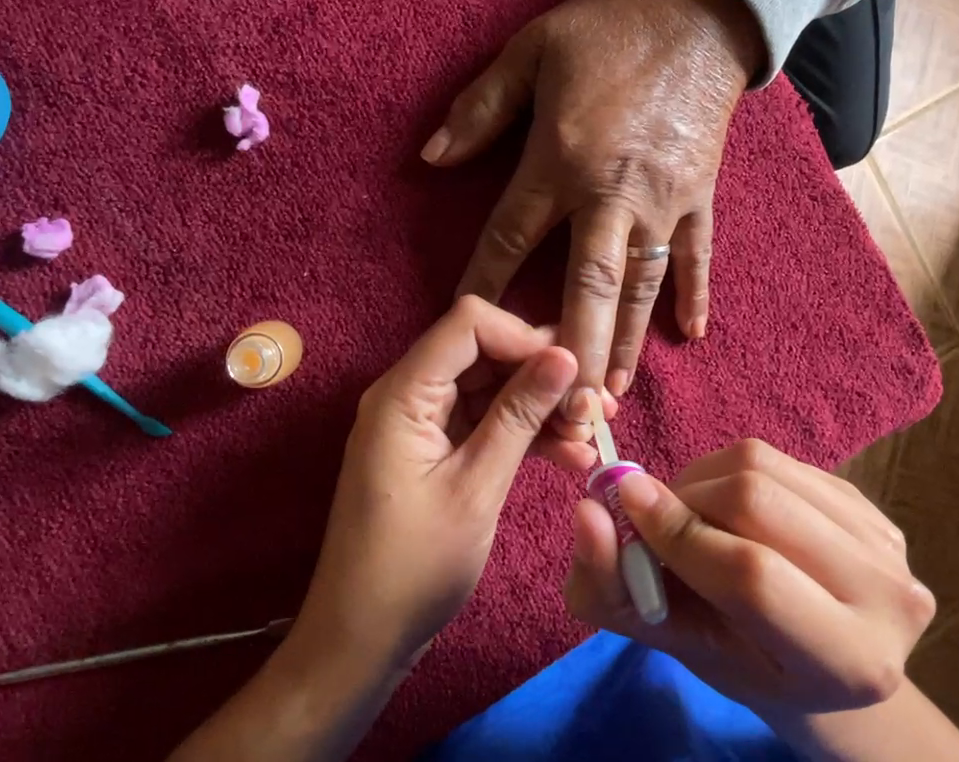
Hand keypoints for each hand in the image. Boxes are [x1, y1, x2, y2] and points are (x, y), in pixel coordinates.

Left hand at [298, 296, 579, 672]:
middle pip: (485, 353)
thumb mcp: (476, 487)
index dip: (525, 337)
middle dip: (543, 373)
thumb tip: (563, 356)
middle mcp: (409, 394)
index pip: (470, 323)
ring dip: (542, 407)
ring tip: (592, 435)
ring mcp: (422, 423)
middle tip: (597, 407)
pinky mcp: (435, 450)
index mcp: (405, 393)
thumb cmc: (414, 566)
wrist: (362, 636)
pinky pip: (485, 422)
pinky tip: (571, 456)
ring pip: (492, 388)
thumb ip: (519, 415)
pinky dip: (525, 434)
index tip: (574, 372)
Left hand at [423, 0, 765, 400]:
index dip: (483, 285)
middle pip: (587, 286)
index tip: (465, 331)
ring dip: (624, 342)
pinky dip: (693, 297)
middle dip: (572, 349)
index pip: (511, 237)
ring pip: (641, 288)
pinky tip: (689, 337)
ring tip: (610, 390)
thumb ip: (480, 108)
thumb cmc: (606, 30)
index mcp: (561, 160)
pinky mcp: (701, 197)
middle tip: (561, 404)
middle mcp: (613, 195)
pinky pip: (697, 258)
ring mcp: (665, 203)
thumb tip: (432, 156)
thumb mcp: (530, 52)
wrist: (698, 10)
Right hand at [564, 439, 934, 716]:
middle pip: (759, 504)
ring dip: (704, 480)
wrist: (814, 656)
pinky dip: (729, 472)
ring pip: (764, 468)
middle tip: (655, 517)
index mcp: (848, 661)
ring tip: (693, 516)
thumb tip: (589, 509)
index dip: (679, 535)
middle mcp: (891, 599)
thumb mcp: (674, 642)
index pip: (753, 577)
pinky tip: (728, 509)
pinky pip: (778, 458)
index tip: (621, 505)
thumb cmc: (739, 661)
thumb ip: (616, 588)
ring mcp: (888, 544)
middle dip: (687, 500)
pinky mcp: (871, 503)